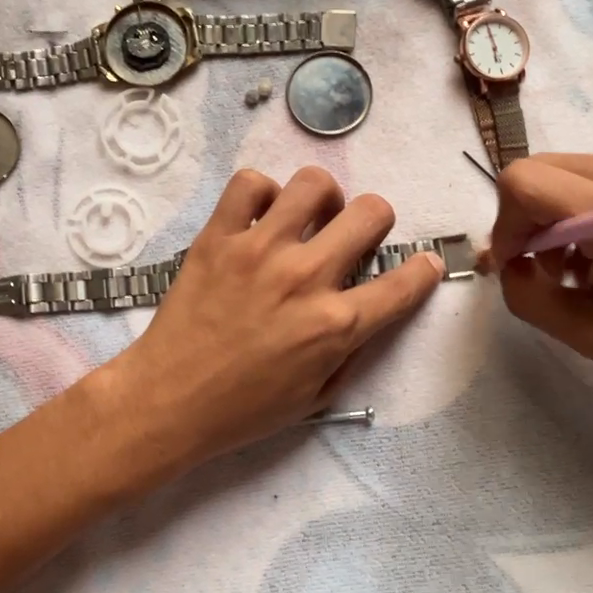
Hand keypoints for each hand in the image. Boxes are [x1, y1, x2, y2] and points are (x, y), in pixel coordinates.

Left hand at [101, 167, 443, 464]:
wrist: (169, 399)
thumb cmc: (243, 409)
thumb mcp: (317, 397)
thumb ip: (353, 350)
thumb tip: (373, 310)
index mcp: (336, 325)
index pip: (404, 283)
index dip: (424, 270)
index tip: (421, 264)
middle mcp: (306, 278)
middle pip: (371, 212)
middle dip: (375, 221)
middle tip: (353, 237)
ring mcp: (259, 250)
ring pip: (313, 184)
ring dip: (322, 198)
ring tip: (307, 218)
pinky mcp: (218, 237)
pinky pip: (248, 183)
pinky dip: (261, 192)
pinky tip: (259, 216)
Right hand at [485, 155, 592, 428]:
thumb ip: (534, 301)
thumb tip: (509, 267)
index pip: (526, 182)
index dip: (504, 224)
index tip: (517, 267)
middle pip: (546, 169)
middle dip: (529, 220)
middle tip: (548, 273)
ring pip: (578, 172)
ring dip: (561, 217)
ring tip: (589, 273)